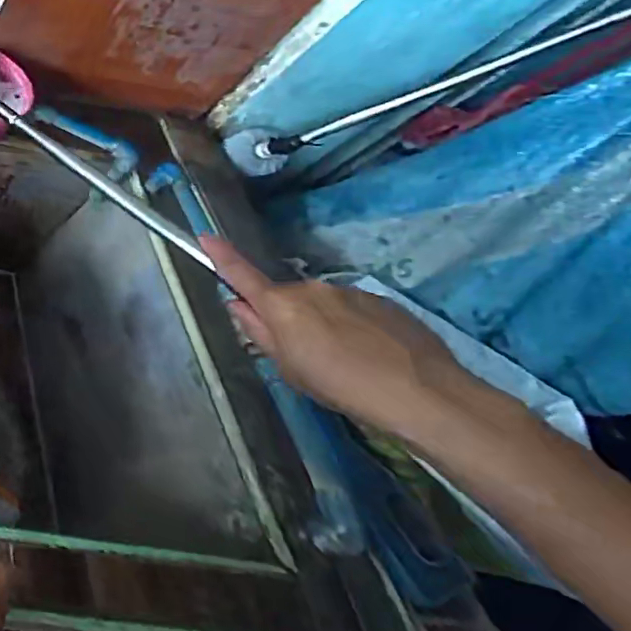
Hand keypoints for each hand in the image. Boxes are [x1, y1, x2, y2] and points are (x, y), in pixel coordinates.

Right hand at [199, 235, 480, 441]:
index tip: (205, 236)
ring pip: (323, 306)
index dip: (221, 255)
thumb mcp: (289, 369)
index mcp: (281, 305)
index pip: (241, 274)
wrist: (425, 393)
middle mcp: (311, 288)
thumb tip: (238, 306)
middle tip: (306, 354)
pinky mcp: (383, 301)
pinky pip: (355, 312)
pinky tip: (374, 356)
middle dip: (290, 317)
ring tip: (349, 361)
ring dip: (326, 324)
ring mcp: (349, 291)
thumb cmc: (342, 386)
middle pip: (287, 298)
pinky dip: (356, 329)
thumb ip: (260, 333)